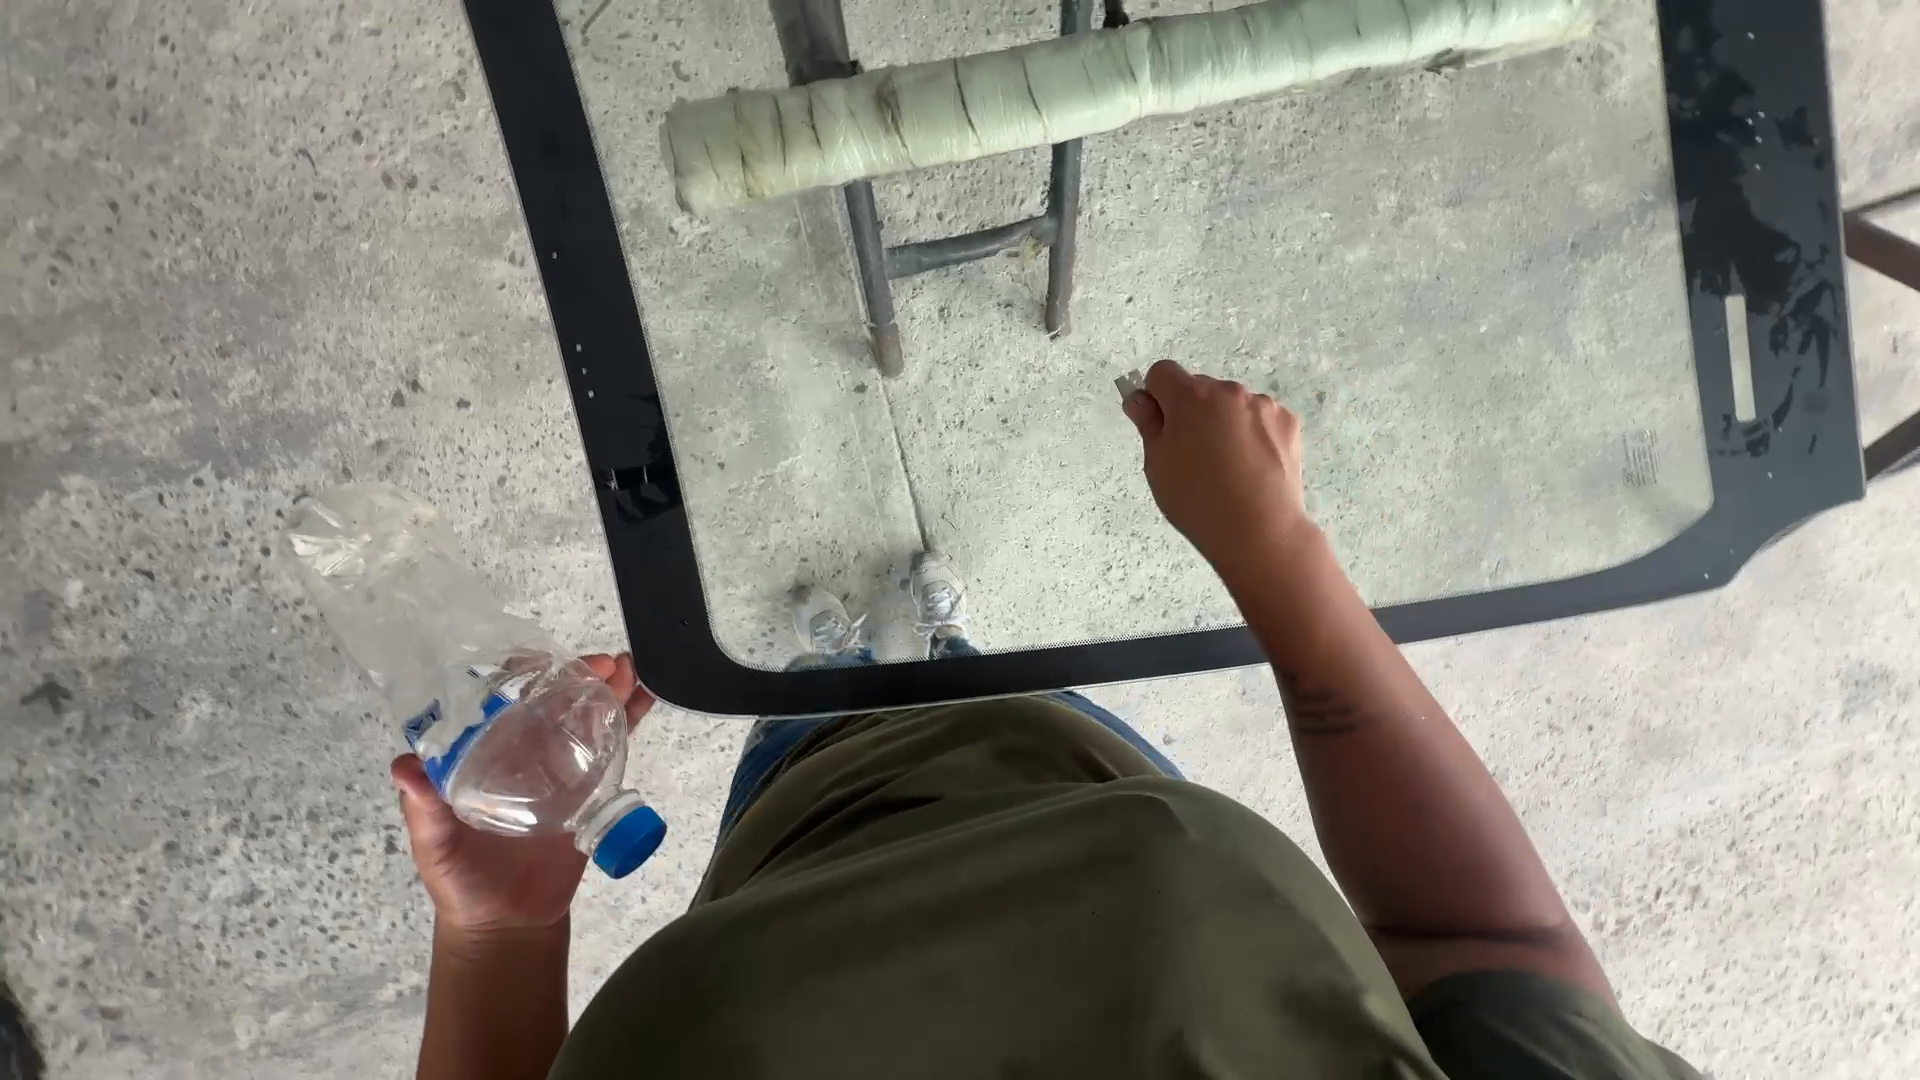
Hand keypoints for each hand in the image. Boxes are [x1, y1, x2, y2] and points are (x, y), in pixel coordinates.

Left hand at [389, 652, 654, 936]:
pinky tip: (649, 694)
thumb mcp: (434, 844)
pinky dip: (634, 715)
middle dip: (581, 674)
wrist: (510, 919)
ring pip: (592, 713)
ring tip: (631, 668)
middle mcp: (529, 749)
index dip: (522, 672)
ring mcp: (566, 763)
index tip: (541, 659)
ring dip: (613, 686)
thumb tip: (405, 766)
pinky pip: (617, 742)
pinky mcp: (596, 781)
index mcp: (490, 753)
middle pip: (558, 699)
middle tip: (604, 665)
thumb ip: (424, 808)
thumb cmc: (463, 879)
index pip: (504, 699)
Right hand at [1122, 359, 1313, 571]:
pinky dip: (1252, 435)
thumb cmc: (1196, 500)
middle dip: (1192, 411)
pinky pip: (1259, 419)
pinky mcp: (1288, 423)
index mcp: (1190, 398)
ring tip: (1226, 466)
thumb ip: (1147, 423)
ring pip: (1231, 404)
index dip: (1156, 396)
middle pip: (1199, 388)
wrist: (1259, 530)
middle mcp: (1228, 391)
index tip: (1160, 425)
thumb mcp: (1157, 464)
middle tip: (1192, 456)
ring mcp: (1263, 405)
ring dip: (1223, 422)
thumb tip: (1138, 398)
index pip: (1162, 372)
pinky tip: (1251, 467)